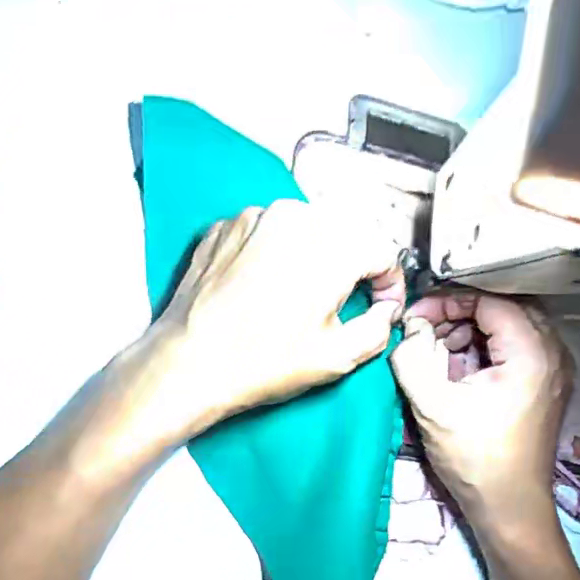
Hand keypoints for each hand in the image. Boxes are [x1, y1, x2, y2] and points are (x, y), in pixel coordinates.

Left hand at [149, 199, 403, 429]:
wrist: (189, 362)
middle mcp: (295, 217)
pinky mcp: (225, 226)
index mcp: (332, 246)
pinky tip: (265, 290)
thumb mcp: (338, 357)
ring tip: (301, 299)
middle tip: (345, 305)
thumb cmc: (263, 362)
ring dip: (315, 258)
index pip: (383, 251)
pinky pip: (268, 233)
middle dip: (354, 267)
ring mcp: (255, 216)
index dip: (390, 284)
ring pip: (306, 229)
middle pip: (346, 234)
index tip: (381, 308)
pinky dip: (276, 255)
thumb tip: (384, 311)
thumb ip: (378, 328)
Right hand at [390, 292, 570, 525]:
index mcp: (532, 353)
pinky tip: (459, 369)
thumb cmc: (475, 460)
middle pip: (504, 309)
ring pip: (511, 328)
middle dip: (460, 314)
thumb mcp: (432, 406)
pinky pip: (518, 350)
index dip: (447, 302)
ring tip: (439, 352)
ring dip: (473, 332)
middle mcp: (553, 354)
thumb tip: (408, 327)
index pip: (490, 301)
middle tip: (427, 331)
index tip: (416, 318)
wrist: (510, 506)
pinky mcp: (547, 387)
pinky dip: (487, 350)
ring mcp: (554, 371)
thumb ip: (412, 357)